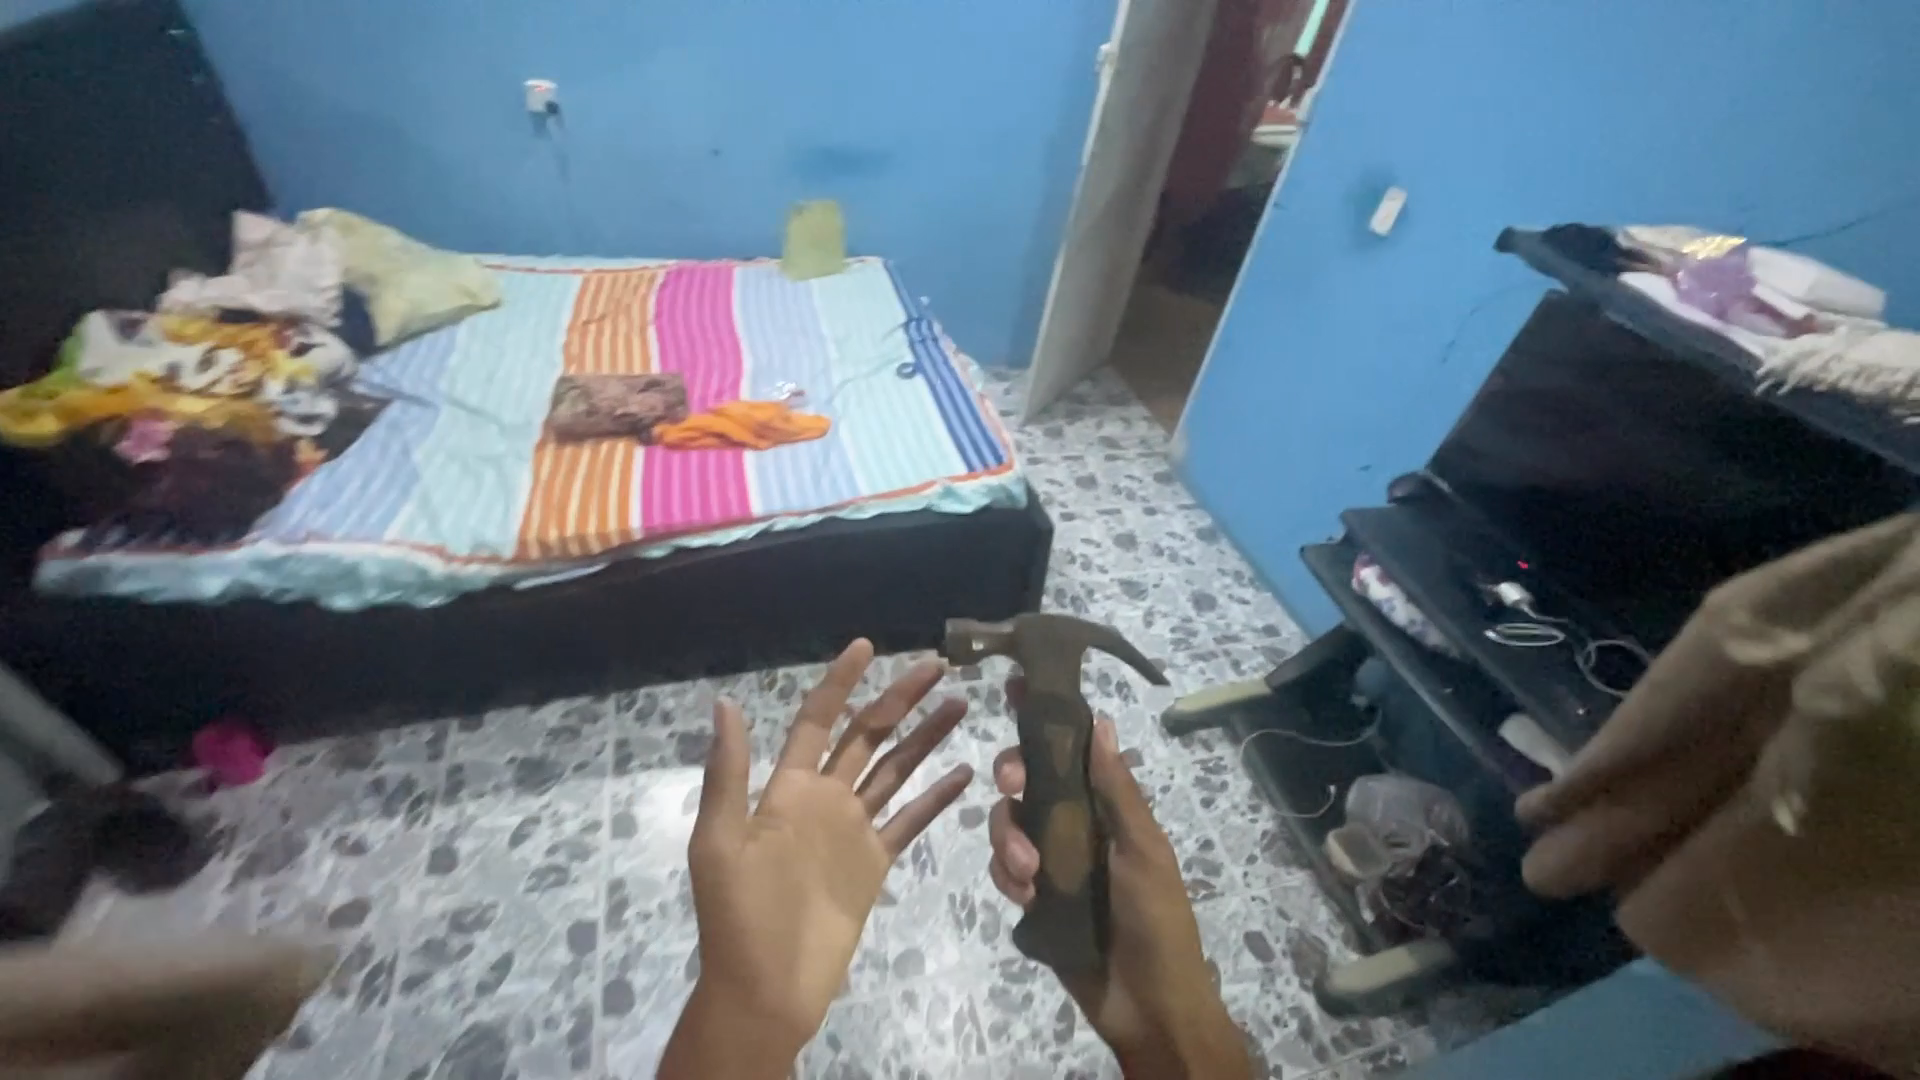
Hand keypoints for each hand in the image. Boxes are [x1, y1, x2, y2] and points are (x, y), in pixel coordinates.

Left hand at [660, 640, 973, 1079]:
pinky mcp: (875, 861)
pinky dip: (936, 798)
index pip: (818, 719)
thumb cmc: (738, 913)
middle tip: (937, 666)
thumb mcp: (720, 839)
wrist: (765, 988)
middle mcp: (826, 796)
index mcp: (789, 787)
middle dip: (900, 698)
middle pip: (869, 734)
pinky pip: (910, 820)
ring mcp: (853, 828)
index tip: (865, 646)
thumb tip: (724, 702)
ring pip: (896, 769)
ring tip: (959, 705)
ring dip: (926, 738)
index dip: (840, 682)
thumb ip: (728, 772)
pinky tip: (964, 776)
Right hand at [988, 677, 1249, 1078]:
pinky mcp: (1033, 894)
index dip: (1044, 719)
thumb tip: (1103, 720)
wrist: (1148, 1007)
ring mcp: (1050, 858)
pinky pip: (1003, 868)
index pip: (1071, 749)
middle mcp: (1073, 822)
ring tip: (1030, 872)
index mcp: (1105, 805)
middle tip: (1012, 784)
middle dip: (1013, 774)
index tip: (1016, 688)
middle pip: (1026, 778)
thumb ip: (1116, 789)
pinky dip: (1007, 876)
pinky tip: (1026, 897)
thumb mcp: (1143, 850)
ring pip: (1007, 822)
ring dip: (1008, 839)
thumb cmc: (1157, 920)